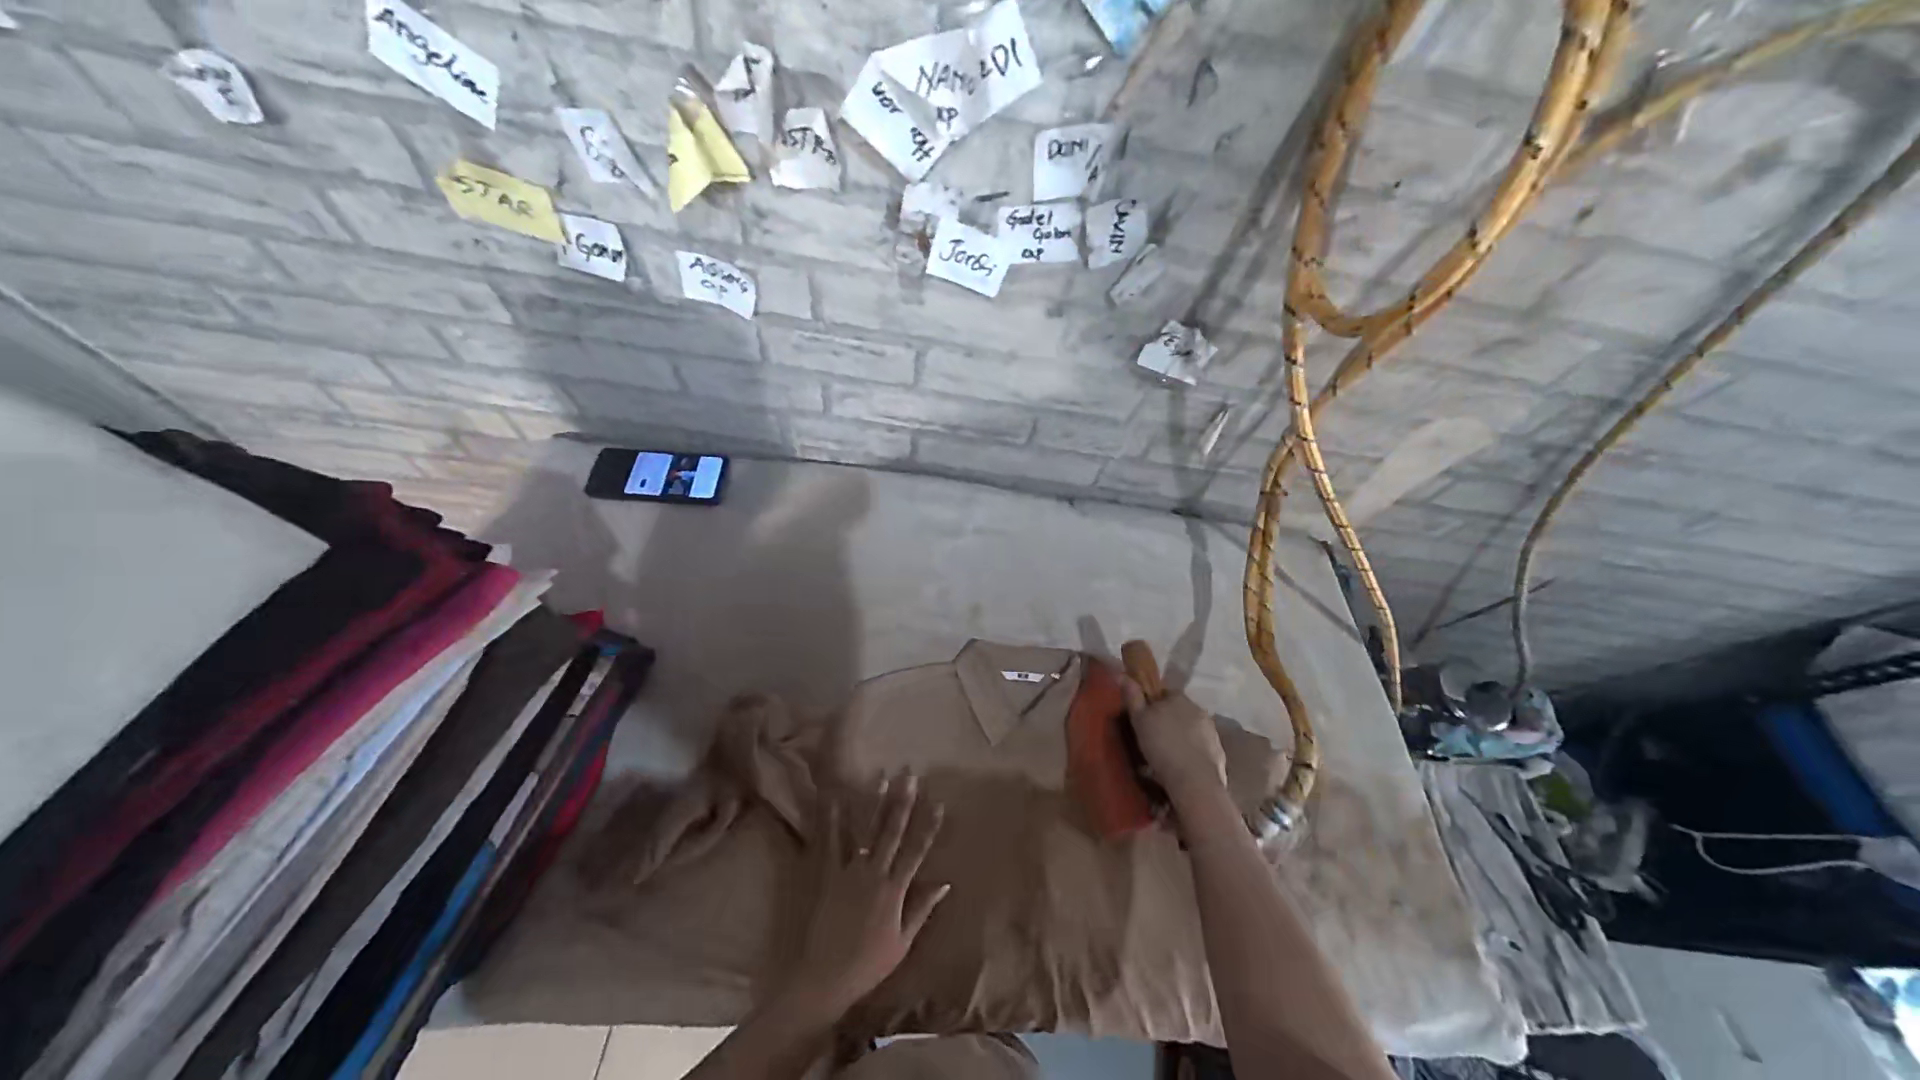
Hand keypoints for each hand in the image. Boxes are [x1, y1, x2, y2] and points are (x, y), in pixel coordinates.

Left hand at [781, 774, 947, 1017]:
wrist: (825, 976)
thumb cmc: (869, 963)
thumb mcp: (902, 941)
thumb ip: (921, 908)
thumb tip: (943, 883)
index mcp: (894, 890)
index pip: (916, 851)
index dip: (928, 826)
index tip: (937, 803)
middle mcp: (873, 874)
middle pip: (891, 832)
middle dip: (902, 802)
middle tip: (910, 777)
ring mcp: (849, 872)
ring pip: (865, 831)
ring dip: (874, 804)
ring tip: (881, 779)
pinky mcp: (828, 876)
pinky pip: (831, 844)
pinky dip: (833, 822)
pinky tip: (836, 801)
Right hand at [1122, 678, 1228, 810]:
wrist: (1194, 780)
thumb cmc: (1162, 746)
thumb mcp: (1139, 720)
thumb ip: (1132, 697)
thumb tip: (1123, 675)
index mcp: (1178, 698)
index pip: (1165, 693)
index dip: (1153, 704)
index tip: (1144, 718)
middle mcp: (1198, 709)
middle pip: (1180, 710)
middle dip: (1169, 720)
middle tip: (1153, 738)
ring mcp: (1211, 731)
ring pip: (1191, 729)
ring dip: (1181, 737)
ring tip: (1167, 756)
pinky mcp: (1218, 751)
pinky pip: (1200, 747)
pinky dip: (1192, 753)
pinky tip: (1181, 766)